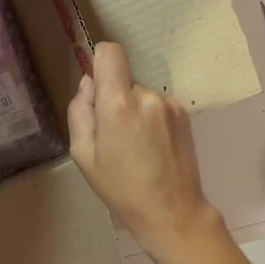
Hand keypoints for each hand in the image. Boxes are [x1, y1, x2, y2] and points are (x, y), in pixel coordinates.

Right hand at [67, 42, 222, 262]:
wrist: (171, 211)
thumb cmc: (121, 188)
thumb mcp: (83, 155)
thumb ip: (80, 112)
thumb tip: (88, 85)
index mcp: (119, 104)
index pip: (110, 52)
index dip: (99, 62)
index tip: (96, 88)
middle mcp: (147, 96)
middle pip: (122, 78)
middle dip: (113, 98)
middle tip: (111, 136)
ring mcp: (169, 104)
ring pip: (140, 93)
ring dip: (132, 110)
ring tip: (133, 147)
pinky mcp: (184, 113)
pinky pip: (156, 105)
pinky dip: (149, 119)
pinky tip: (150, 147)